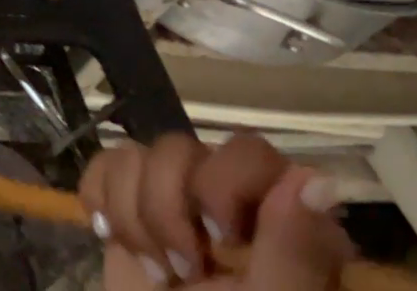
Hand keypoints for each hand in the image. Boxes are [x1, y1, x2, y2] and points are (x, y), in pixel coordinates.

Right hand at [81, 132, 354, 290]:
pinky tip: (114, 238)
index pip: (248, 151)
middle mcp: (225, 191)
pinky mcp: (125, 195)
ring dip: (133, 219)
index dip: (222, 183)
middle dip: (165, 210)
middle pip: (177, 147)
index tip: (220, 240)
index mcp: (277, 214)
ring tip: (156, 269)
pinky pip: (103, 163)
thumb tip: (315, 178)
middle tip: (183, 268)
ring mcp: (172, 191)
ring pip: (134, 155)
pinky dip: (101, 201)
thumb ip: (293, 248)